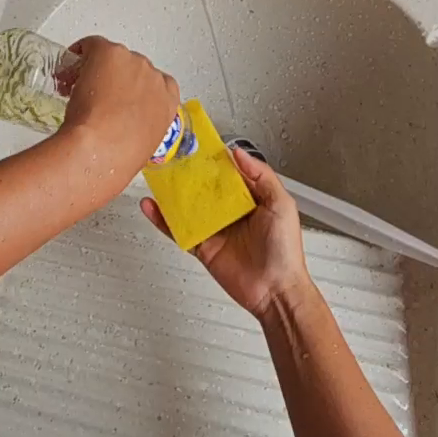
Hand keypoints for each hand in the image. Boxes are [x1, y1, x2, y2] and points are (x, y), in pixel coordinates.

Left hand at [57, 36, 181, 175]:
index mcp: (168, 101)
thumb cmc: (119, 155)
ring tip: (78, 86)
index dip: (136, 87)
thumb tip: (118, 131)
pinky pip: (92, 44)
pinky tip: (67, 66)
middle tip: (95, 94)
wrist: (103, 147)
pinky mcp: (109, 52)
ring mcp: (132, 62)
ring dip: (98, 67)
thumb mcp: (140, 147)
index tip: (121, 96)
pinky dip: (79, 52)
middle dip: (115, 78)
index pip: (159, 83)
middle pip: (132, 67)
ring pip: (112, 56)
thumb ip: (136, 130)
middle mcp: (153, 76)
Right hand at [142, 147, 312, 319]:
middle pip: (203, 187)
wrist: (275, 290)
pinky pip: (179, 231)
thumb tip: (239, 153)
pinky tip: (152, 208)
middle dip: (189, 173)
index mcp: (249, 198)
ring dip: (172, 194)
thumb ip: (262, 175)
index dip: (214, 160)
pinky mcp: (202, 246)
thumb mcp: (281, 204)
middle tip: (172, 158)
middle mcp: (230, 211)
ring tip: (157, 177)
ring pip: (187, 206)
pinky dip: (163, 220)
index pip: (227, 173)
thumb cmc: (285, 250)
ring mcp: (214, 228)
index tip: (198, 146)